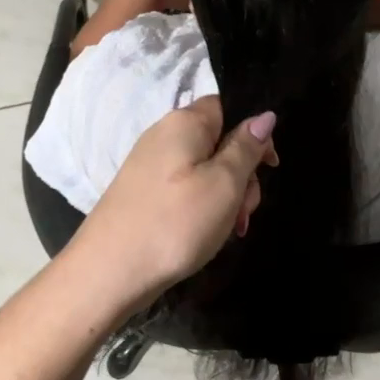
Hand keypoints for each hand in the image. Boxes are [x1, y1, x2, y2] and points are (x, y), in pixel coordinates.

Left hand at [65, 97, 277, 306]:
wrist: (108, 272)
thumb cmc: (175, 223)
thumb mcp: (223, 184)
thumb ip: (246, 147)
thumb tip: (265, 116)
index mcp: (185, 122)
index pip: (229, 107)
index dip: (254, 133)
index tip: (270, 167)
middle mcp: (164, 134)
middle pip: (219, 141)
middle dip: (242, 175)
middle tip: (244, 214)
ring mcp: (150, 164)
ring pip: (204, 169)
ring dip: (225, 197)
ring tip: (228, 232)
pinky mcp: (143, 191)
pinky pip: (184, 188)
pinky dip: (202, 208)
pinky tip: (206, 236)